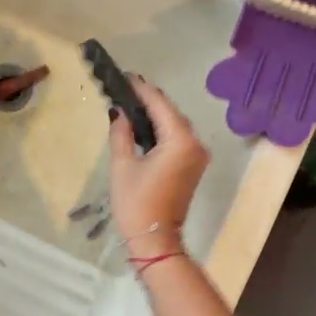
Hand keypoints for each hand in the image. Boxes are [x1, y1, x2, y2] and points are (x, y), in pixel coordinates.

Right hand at [108, 75, 209, 258]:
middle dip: (150, 100)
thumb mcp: (122, 165)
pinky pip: (178, 138)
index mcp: (179, 140)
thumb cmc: (136, 202)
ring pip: (176, 125)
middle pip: (172, 113)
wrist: (155, 239)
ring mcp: (197, 156)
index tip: (126, 75)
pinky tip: (144, 125)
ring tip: (132, 102)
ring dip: (156, 114)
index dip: (142, 89)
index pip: (160, 105)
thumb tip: (118, 111)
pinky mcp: (193, 166)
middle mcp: (195, 143)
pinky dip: (162, 129)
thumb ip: (122, 133)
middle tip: (126, 87)